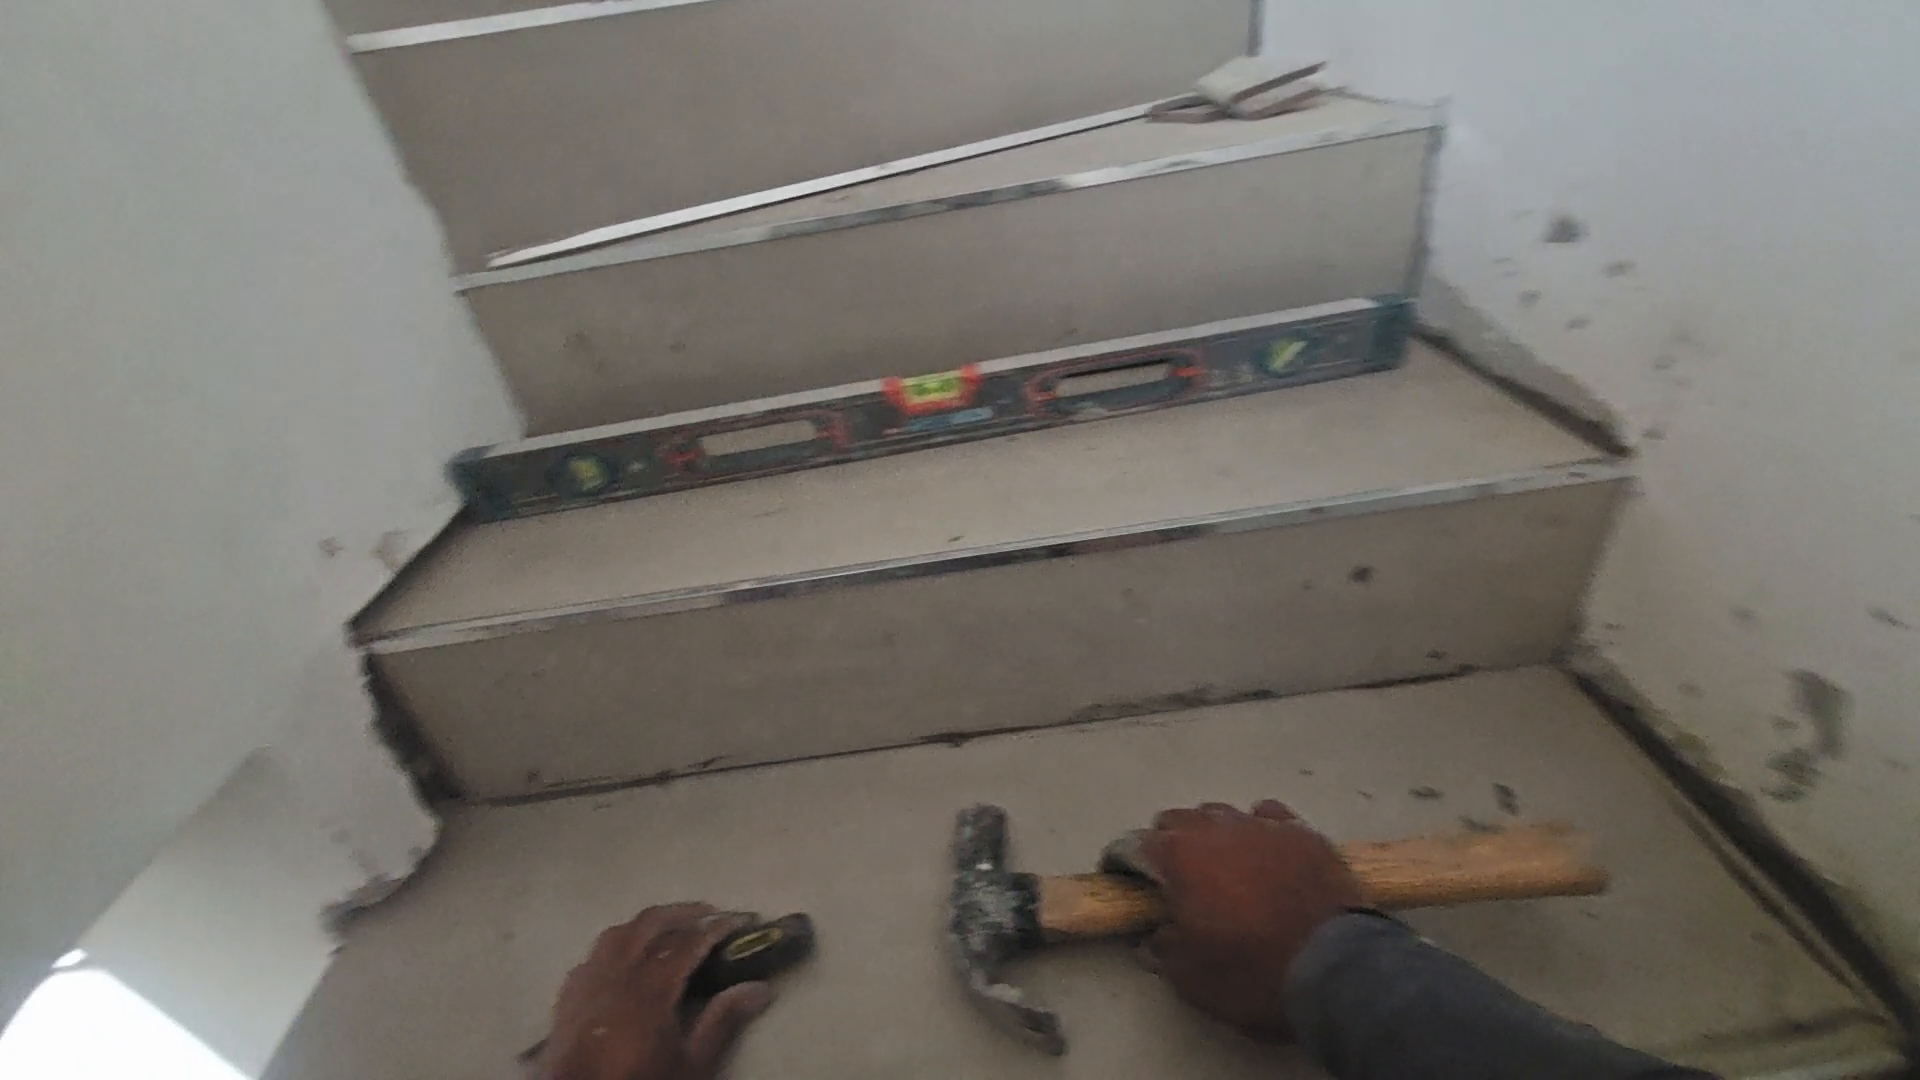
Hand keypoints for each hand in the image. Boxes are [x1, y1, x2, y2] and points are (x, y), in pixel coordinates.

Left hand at [540, 903, 773, 1079]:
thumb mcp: (690, 1067)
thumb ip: (722, 1022)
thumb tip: (760, 988)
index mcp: (650, 989)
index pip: (689, 941)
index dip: (718, 927)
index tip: (742, 921)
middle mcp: (617, 975)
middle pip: (651, 923)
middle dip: (683, 913)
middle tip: (710, 915)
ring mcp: (587, 986)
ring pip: (618, 933)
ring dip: (647, 924)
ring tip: (669, 929)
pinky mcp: (566, 1003)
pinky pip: (591, 958)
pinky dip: (614, 948)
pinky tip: (624, 960)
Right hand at [1115, 801, 1363, 1039]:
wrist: (1338, 969)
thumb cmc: (1253, 972)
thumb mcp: (1193, 980)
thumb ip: (1163, 952)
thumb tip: (1151, 941)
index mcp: (1177, 855)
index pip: (1133, 845)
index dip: (1126, 864)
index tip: (1128, 883)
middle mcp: (1212, 826)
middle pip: (1176, 819)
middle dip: (1169, 842)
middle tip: (1178, 878)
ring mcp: (1259, 823)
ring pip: (1221, 813)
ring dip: (1214, 835)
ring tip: (1226, 866)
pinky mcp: (1300, 830)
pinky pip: (1268, 817)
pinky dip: (1261, 832)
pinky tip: (1268, 853)